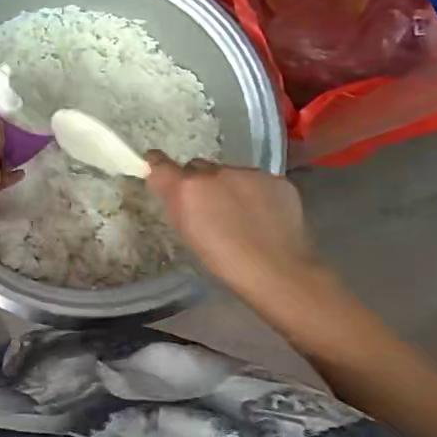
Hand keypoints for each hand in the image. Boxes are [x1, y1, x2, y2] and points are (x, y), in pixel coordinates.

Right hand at [146, 153, 323, 293]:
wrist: (279, 271)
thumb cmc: (226, 263)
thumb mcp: (189, 235)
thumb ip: (176, 203)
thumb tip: (167, 185)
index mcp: (188, 188)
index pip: (162, 164)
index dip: (158, 165)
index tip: (157, 165)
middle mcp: (216, 171)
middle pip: (198, 167)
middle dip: (199, 182)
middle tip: (210, 208)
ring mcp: (248, 172)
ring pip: (230, 173)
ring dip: (230, 187)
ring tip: (243, 216)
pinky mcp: (275, 178)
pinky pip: (258, 181)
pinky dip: (256, 193)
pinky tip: (264, 216)